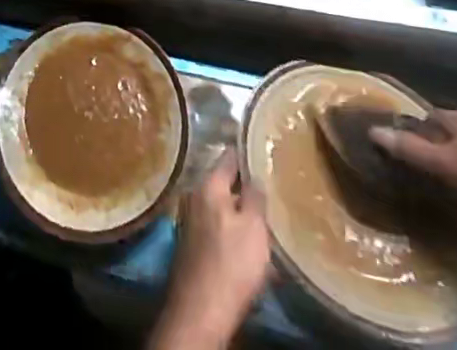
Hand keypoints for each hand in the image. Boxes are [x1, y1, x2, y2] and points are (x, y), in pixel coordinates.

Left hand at [150, 150, 269, 349]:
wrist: (201, 308)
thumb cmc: (231, 263)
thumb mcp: (253, 227)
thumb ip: (254, 196)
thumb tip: (254, 175)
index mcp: (207, 186)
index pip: (228, 158)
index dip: (246, 152)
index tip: (262, 147)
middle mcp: (193, 195)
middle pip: (223, 181)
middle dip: (243, 183)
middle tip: (268, 184)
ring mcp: (189, 218)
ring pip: (219, 204)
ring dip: (237, 207)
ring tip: (261, 212)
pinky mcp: (191, 242)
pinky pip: (215, 223)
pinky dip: (229, 225)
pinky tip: (245, 237)